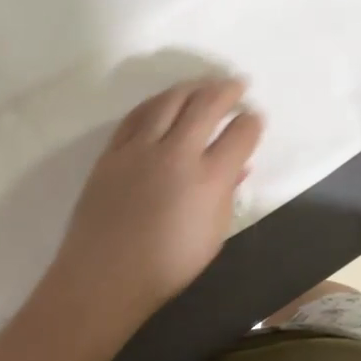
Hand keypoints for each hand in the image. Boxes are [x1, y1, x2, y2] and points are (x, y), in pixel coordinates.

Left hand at [48, 77, 263, 327]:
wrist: (105, 275)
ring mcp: (140, 148)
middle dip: (227, 90)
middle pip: (206, 105)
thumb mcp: (212, 237)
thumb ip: (227, 195)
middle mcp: (176, 153)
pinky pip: (137, 115)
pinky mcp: (112, 151)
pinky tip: (165, 101)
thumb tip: (237, 167)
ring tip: (204, 85)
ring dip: (192, 88)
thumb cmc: (167, 266)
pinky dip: (157, 103)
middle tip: (237, 85)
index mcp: (208, 179)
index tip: (254, 117)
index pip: (240, 135)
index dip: (252, 123)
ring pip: (169, 101)